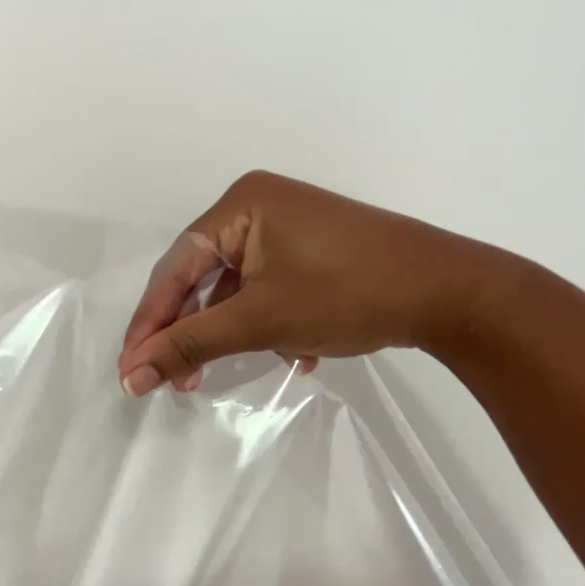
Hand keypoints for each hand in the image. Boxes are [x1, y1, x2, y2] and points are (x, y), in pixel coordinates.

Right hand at [117, 171, 504, 394]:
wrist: (456, 295)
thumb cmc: (348, 294)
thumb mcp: (258, 322)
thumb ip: (187, 346)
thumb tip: (129, 376)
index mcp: (240, 205)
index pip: (174, 270)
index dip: (148, 324)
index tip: (129, 371)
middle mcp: (259, 205)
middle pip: (200, 278)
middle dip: (188, 333)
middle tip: (171, 381)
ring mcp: (289, 225)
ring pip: (233, 288)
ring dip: (227, 334)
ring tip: (218, 375)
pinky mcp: (313, 248)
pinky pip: (266, 287)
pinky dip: (263, 323)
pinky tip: (286, 355)